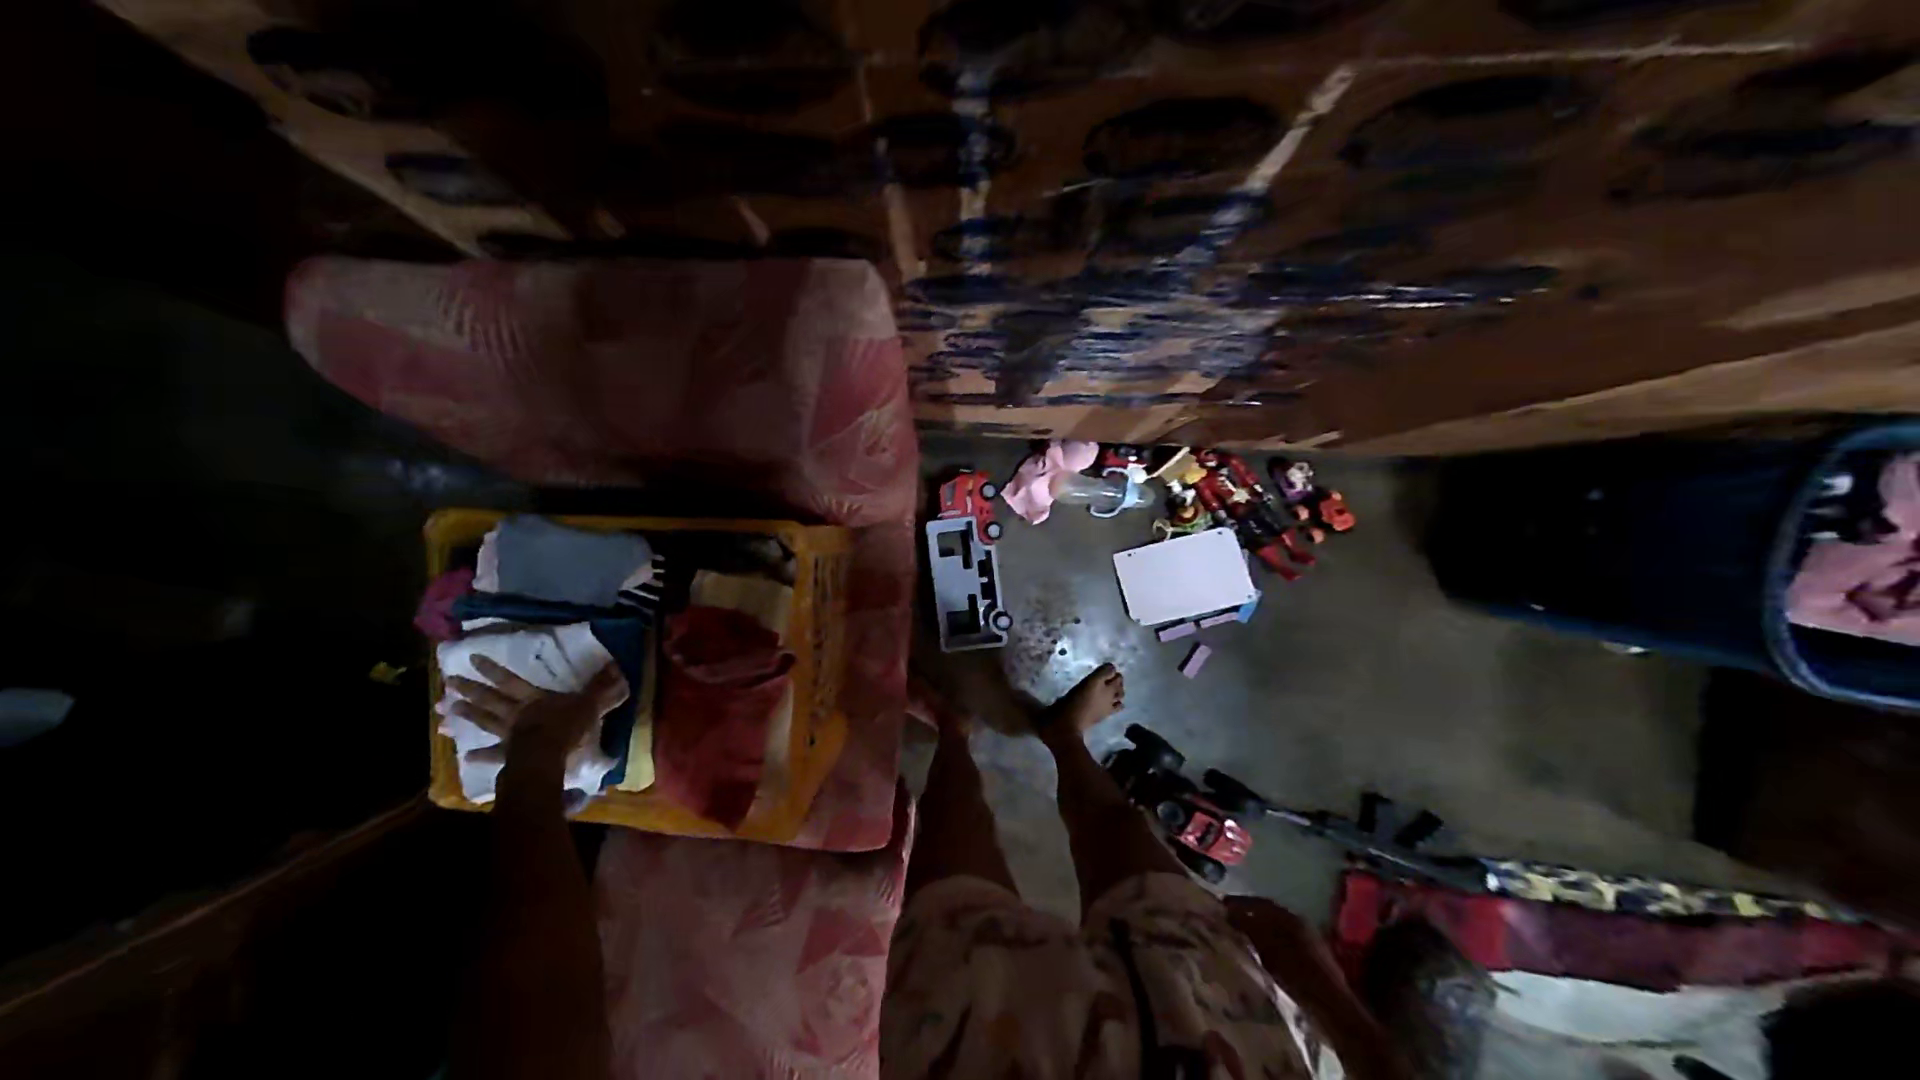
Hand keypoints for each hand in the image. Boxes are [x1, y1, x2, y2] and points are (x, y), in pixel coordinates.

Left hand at [446, 656, 627, 778]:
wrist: (549, 759)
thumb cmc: (568, 728)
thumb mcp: (590, 703)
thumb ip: (601, 686)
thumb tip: (616, 665)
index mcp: (534, 700)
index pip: (511, 681)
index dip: (493, 670)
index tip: (473, 658)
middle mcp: (517, 714)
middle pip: (491, 700)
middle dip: (471, 690)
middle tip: (450, 681)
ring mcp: (509, 735)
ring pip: (486, 722)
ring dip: (468, 715)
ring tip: (447, 707)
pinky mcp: (508, 756)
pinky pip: (493, 754)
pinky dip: (480, 754)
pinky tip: (467, 755)